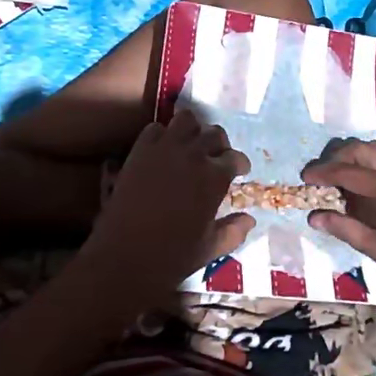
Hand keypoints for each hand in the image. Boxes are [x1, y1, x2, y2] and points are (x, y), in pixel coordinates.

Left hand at [82, 110, 252, 306]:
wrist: (124, 256)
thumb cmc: (173, 256)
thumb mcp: (211, 248)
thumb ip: (234, 231)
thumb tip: (250, 219)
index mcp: (215, 177)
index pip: (236, 157)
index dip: (240, 165)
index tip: (238, 172)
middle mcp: (193, 155)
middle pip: (214, 133)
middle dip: (219, 144)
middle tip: (215, 158)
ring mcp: (164, 149)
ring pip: (186, 120)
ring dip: (193, 131)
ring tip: (191, 147)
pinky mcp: (139, 151)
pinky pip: (155, 129)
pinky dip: (163, 135)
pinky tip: (163, 152)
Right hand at [302, 139, 375, 308]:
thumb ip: (344, 228)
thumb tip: (313, 216)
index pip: (346, 171)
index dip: (321, 173)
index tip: (303, 177)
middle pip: (359, 148)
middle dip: (334, 157)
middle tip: (317, 174)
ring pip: (373, 147)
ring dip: (351, 155)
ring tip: (335, 176)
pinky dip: (367, 159)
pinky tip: (360, 180)